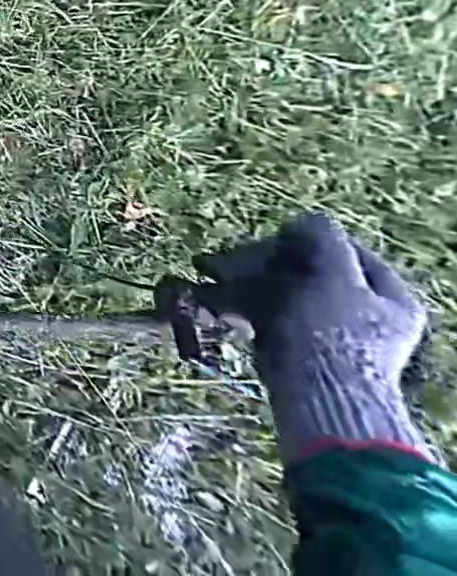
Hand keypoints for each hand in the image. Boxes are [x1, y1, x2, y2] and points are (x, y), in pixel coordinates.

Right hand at [197, 213, 432, 462]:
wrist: (317, 388)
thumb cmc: (332, 331)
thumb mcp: (336, 280)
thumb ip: (327, 245)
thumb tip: (313, 218)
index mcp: (390, 295)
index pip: (348, 251)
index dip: (309, 240)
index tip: (273, 239)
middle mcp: (368, 310)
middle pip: (312, 269)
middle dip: (269, 260)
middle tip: (237, 258)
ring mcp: (334, 327)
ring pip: (285, 288)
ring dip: (249, 279)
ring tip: (217, 277)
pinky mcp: (302, 340)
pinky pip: (272, 311)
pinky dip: (246, 302)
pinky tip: (222, 300)